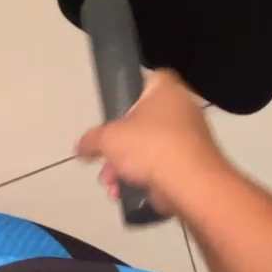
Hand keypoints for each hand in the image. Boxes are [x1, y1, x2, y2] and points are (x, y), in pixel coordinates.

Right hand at [74, 70, 234, 216]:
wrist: (190, 182)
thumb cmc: (149, 147)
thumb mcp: (107, 139)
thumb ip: (90, 140)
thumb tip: (81, 146)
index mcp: (165, 91)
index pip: (147, 79)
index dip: (127, 92)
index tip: (111, 110)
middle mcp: (181, 108)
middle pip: (139, 122)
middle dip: (116, 145)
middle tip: (103, 159)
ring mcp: (188, 136)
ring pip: (146, 147)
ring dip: (122, 167)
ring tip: (111, 184)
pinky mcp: (190, 161)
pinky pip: (158, 165)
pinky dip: (140, 177)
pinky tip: (124, 192)